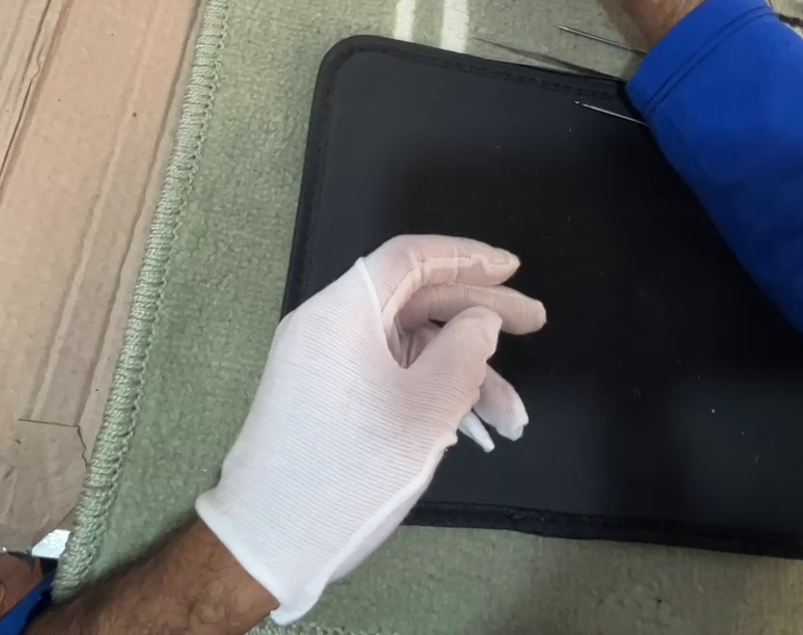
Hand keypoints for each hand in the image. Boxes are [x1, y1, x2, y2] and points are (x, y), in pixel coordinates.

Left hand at [195, 235, 544, 622]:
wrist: (266, 547)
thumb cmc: (349, 471)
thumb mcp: (424, 411)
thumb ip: (464, 352)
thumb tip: (480, 320)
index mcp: (343, 310)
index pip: (409, 257)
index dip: (466, 255)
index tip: (511, 268)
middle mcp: (332, 323)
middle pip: (415, 299)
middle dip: (478, 313)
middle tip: (536, 321)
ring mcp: (329, 360)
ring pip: (409, 345)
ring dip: (463, 372)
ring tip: (513, 418)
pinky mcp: (331, 393)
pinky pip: (390, 373)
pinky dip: (430, 392)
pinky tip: (474, 427)